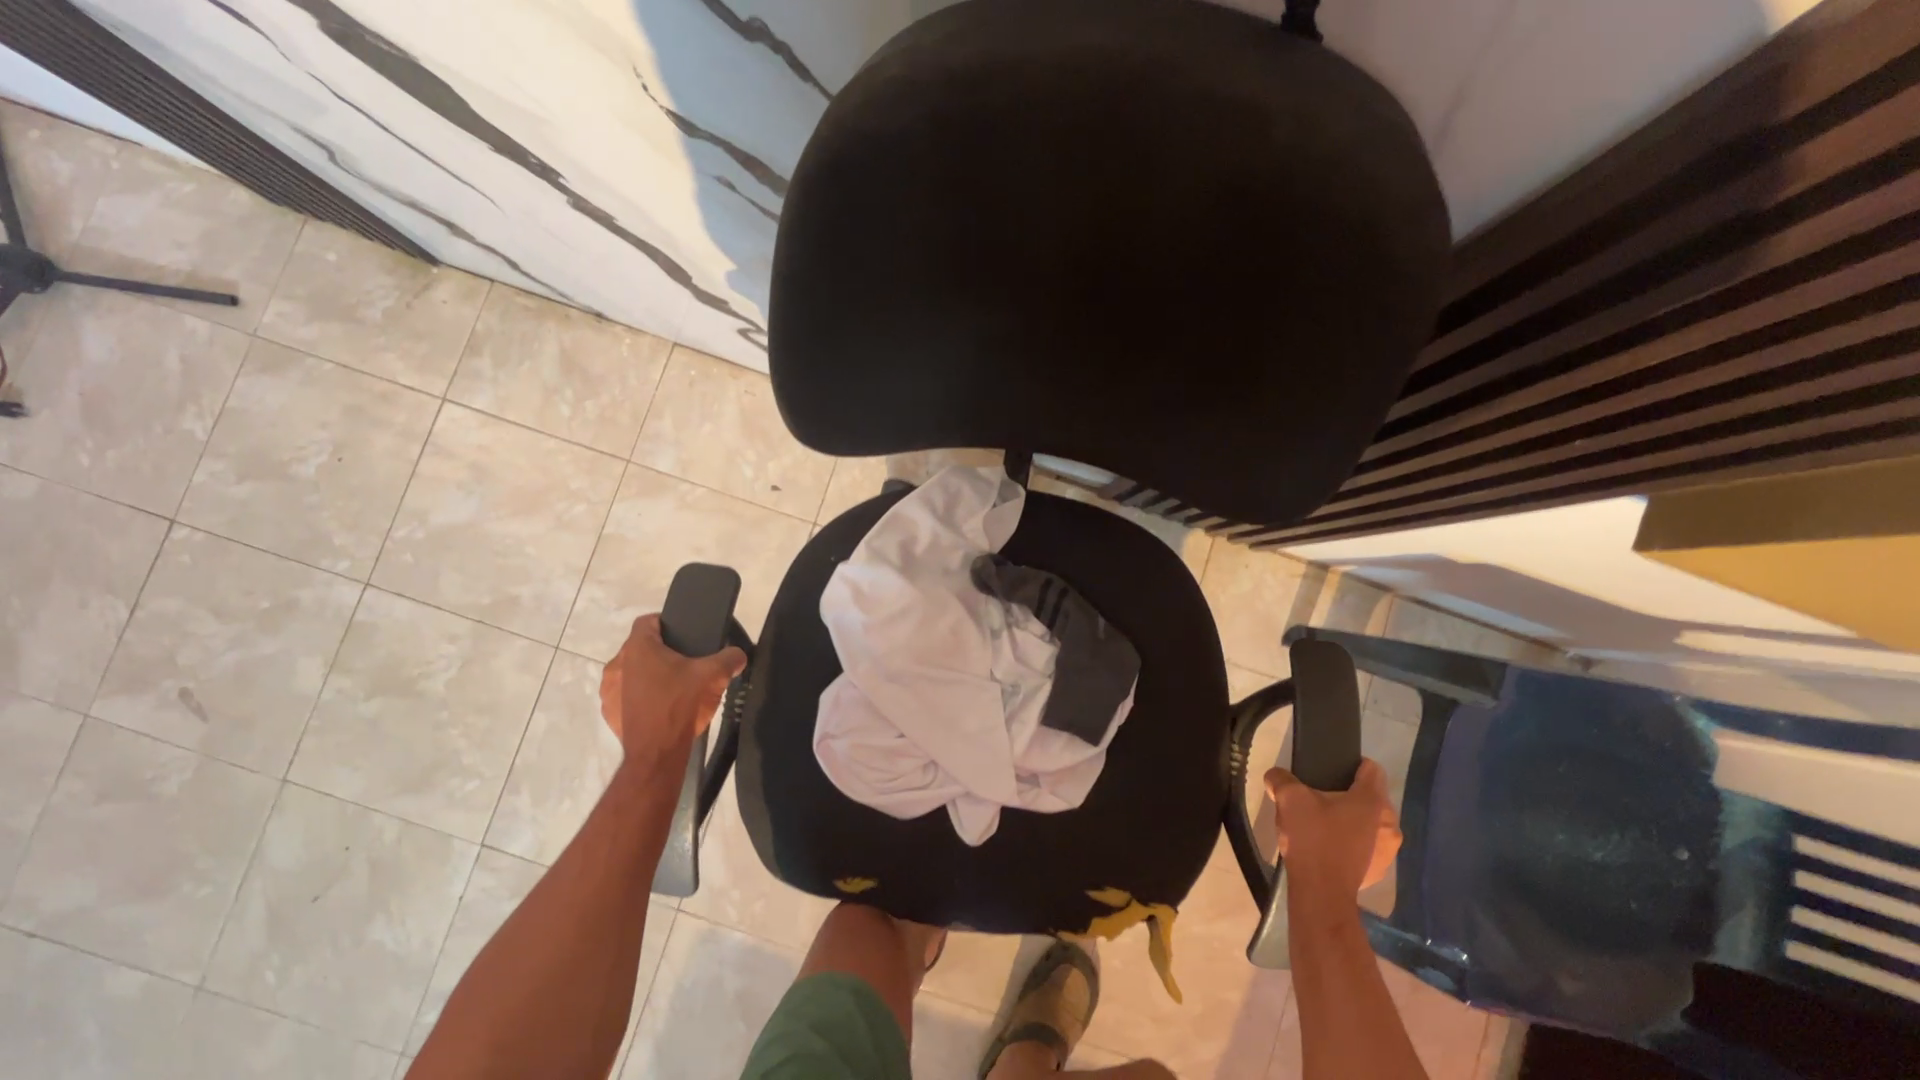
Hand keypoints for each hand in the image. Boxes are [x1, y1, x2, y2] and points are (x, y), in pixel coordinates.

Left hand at [599, 614, 745, 760]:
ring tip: (671, 688)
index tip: (682, 635)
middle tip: (683, 665)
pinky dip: (637, 697)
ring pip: (630, 672)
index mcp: (639, 647)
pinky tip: (657, 708)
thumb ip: (729, 659)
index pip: (648, 621)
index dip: (665, 623)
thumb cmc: (681, 704)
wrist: (657, 752)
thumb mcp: (712, 676)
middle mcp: (617, 663)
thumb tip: (739, 655)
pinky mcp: (608, 711)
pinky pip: (623, 695)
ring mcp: (609, 689)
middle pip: (639, 648)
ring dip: (646, 675)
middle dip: (660, 653)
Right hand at [1265, 759, 1401, 899]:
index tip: (1331, 772)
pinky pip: (1370, 847)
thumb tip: (1275, 776)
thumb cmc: (1312, 839)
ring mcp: (1389, 849)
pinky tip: (1332, 850)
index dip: (1352, 765)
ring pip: (1372, 823)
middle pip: (1372, 797)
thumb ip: (1281, 779)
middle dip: (1349, 796)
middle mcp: (1390, 822)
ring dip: (1354, 821)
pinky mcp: (1381, 870)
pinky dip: (1355, 844)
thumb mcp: (1289, 799)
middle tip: (1320, 801)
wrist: (1321, 892)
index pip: (1372, 768)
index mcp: (1373, 800)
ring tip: (1325, 827)